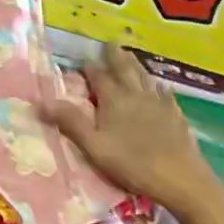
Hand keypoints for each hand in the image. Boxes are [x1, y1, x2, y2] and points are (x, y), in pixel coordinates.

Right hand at [41, 43, 223, 219]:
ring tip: (130, 56)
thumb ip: (70, 122)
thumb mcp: (94, 146)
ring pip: (145, 78)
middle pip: (125, 70)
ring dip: (135, 65)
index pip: (98, 76)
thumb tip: (41, 101)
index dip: (89, 66)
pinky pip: (165, 93)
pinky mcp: (176, 117)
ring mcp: (160, 105)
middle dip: (115, 56)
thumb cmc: (133, 164)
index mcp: (114, 100)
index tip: (82, 56)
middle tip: (110, 42)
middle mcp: (137, 96)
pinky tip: (160, 86)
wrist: (183, 181)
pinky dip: (157, 84)